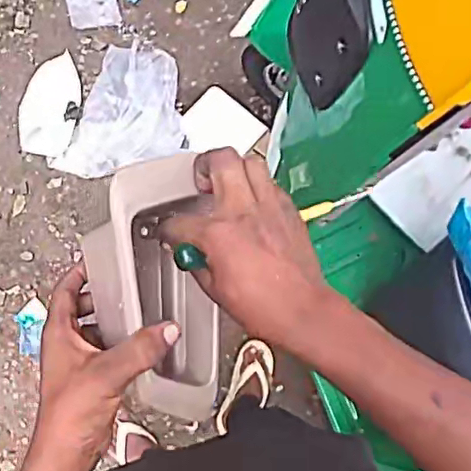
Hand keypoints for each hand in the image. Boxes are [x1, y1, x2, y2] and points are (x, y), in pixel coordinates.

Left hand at [30, 264, 179, 466]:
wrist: (66, 453)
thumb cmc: (67, 415)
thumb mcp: (106, 372)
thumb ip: (139, 349)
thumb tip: (164, 329)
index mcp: (58, 334)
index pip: (63, 291)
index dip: (77, 273)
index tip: (95, 261)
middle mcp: (65, 346)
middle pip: (80, 310)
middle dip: (100, 297)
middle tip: (122, 287)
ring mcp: (78, 364)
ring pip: (95, 332)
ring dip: (112, 322)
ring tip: (135, 314)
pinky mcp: (91, 381)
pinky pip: (106, 354)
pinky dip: (121, 346)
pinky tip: (138, 348)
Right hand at [160, 148, 335, 352]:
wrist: (302, 310)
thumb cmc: (264, 306)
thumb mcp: (215, 289)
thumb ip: (198, 262)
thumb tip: (192, 254)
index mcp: (218, 233)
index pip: (180, 221)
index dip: (168, 228)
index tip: (170, 231)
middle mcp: (244, 212)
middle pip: (220, 160)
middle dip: (203, 165)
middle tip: (200, 180)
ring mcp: (270, 207)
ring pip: (250, 162)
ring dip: (234, 168)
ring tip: (228, 182)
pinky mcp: (290, 211)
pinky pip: (270, 184)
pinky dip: (258, 187)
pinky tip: (253, 203)